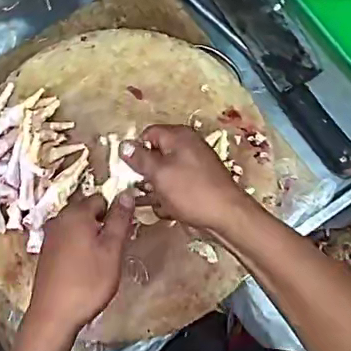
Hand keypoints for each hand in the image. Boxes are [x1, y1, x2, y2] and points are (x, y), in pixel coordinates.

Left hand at [23, 193, 135, 338]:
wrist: (53, 316)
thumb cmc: (88, 281)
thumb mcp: (112, 249)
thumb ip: (119, 219)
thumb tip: (126, 193)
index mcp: (75, 214)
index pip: (101, 198)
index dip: (115, 211)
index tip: (124, 230)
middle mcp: (59, 220)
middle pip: (87, 210)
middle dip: (103, 222)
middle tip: (116, 245)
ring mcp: (50, 237)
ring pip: (78, 225)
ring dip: (92, 235)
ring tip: (103, 257)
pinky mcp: (47, 253)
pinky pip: (68, 239)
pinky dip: (80, 246)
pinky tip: (87, 265)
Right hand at [124, 124, 250, 232]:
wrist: (226, 215)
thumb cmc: (191, 191)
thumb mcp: (159, 173)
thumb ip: (140, 158)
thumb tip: (124, 145)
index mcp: (179, 136)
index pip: (148, 134)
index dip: (136, 150)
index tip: (129, 169)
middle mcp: (188, 146)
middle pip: (156, 154)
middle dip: (146, 173)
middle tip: (140, 189)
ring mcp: (195, 165)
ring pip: (165, 173)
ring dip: (156, 188)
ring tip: (155, 202)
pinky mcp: (199, 183)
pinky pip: (177, 185)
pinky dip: (170, 196)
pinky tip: (168, 209)